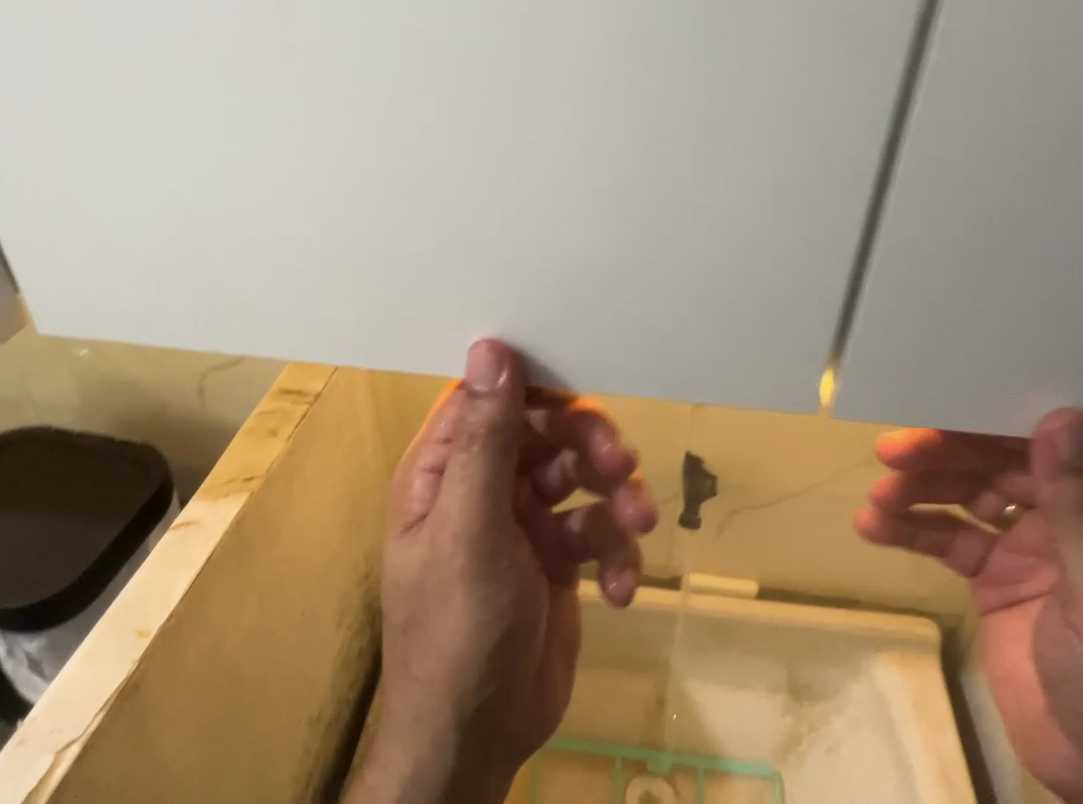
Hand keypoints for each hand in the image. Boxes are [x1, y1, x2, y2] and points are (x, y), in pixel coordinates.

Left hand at [345, 340, 656, 803]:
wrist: (478, 735)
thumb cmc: (458, 628)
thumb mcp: (470, 528)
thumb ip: (485, 439)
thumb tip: (491, 347)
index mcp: (446, 469)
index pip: (493, 398)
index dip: (537, 385)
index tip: (584, 386)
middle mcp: (484, 486)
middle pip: (547, 432)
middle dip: (589, 445)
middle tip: (621, 465)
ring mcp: (523, 522)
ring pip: (582, 478)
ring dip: (614, 498)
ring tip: (635, 526)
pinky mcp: (557, 559)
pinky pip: (597, 532)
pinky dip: (615, 554)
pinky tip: (619, 591)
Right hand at [855, 409, 1082, 803]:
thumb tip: (1060, 417)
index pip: (1060, 446)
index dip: (1001, 424)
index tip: (944, 411)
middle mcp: (1080, 518)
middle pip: (1003, 464)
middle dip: (947, 457)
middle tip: (891, 453)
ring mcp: (1034, 547)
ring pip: (969, 496)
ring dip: (922, 490)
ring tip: (878, 497)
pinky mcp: (996, 578)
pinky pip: (948, 538)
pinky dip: (911, 529)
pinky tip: (874, 526)